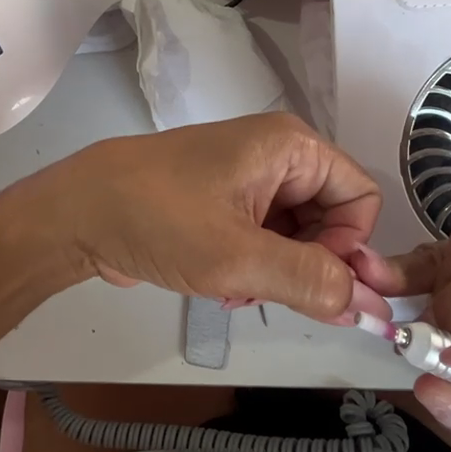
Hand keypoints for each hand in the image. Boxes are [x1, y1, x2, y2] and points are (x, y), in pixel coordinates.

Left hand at [25, 113, 391, 322]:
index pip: (361, 199)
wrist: (80, 212)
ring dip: (276, 274)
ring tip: (235, 287)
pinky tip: (221, 286)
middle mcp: (275, 155)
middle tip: (268, 290)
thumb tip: (370, 305)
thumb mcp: (240, 257)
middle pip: (330, 220)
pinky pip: (264, 241)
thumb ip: (312, 281)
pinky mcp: (222, 202)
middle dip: (307, 265)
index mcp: (289, 146)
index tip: (321, 286)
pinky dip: (252, 269)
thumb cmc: (159, 220)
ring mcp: (246, 178)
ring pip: (296, 238)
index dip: (350, 247)